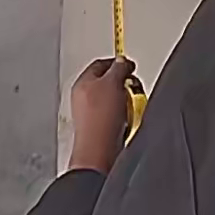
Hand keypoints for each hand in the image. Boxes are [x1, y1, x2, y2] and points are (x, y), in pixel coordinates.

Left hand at [68, 57, 135, 172]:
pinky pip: (117, 117)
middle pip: (108, 82)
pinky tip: (128, 121)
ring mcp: (92, 115)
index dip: (116, 63)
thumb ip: (119, 67)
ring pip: (114, 100)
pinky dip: (125, 116)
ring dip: (126, 101)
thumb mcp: (113, 82)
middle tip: (131, 86)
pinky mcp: (100, 130)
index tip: (128, 65)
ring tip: (130, 107)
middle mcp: (84, 98)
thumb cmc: (100, 119)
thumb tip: (122, 61)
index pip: (101, 64)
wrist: (101, 153)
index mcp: (82, 83)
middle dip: (123, 84)